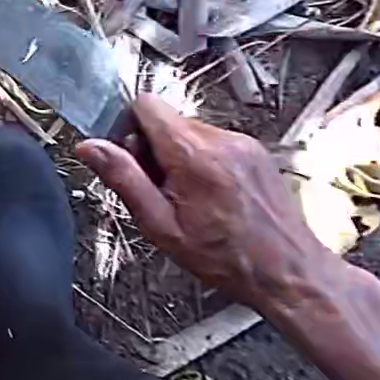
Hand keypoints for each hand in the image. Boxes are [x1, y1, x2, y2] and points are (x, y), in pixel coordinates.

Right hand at [75, 94, 340, 311]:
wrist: (290, 275)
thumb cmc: (224, 257)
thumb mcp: (158, 224)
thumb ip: (122, 177)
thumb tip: (89, 147)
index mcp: (193, 155)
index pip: (145, 105)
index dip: (126, 128)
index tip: (128, 158)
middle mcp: (222, 140)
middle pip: (164, 120)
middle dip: (149, 148)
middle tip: (156, 189)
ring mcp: (243, 144)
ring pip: (185, 131)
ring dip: (173, 156)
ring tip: (183, 196)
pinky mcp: (255, 152)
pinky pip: (210, 142)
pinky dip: (197, 161)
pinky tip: (205, 195)